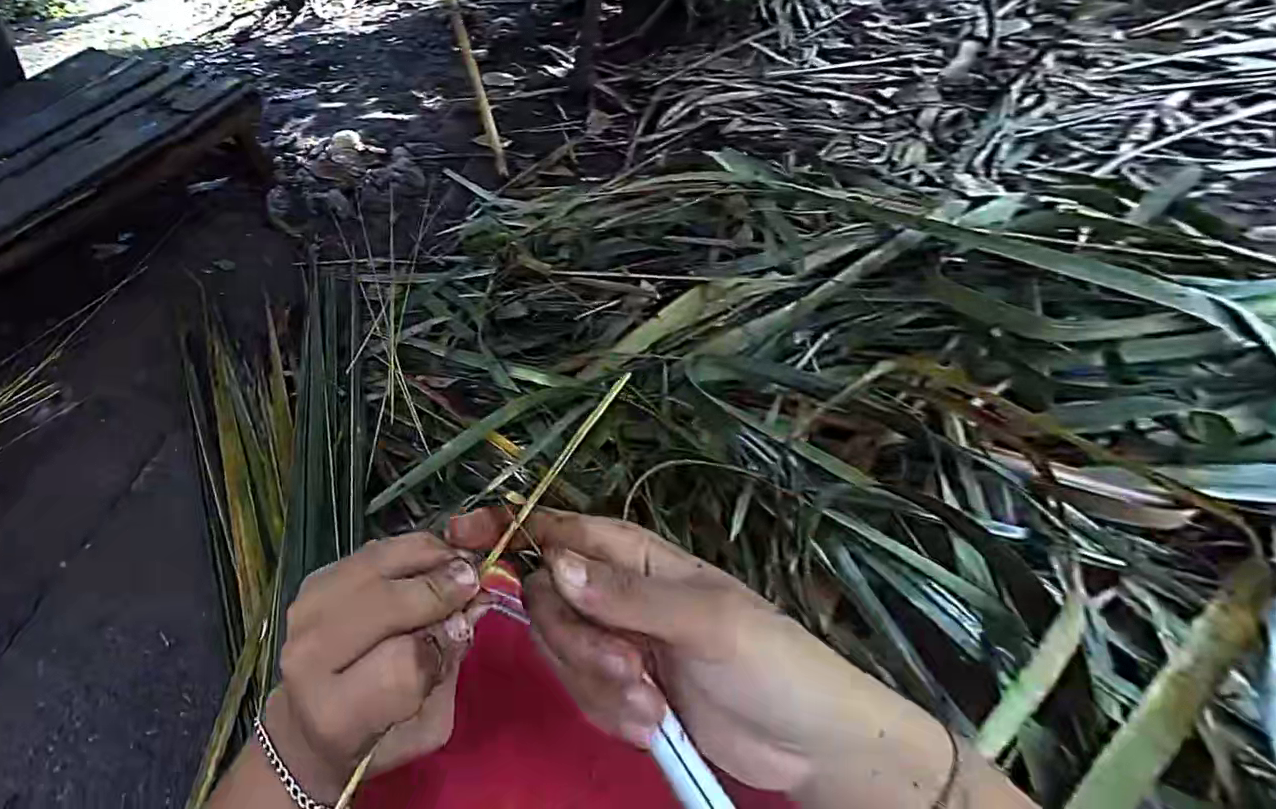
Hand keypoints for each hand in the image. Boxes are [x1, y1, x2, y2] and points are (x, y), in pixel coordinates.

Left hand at [264, 532, 481, 800]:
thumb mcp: (422, 728)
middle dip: (434, 587)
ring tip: (455, 560)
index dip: (439, 641)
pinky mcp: (311, 579)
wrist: (306, 722)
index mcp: (334, 713)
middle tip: (472, 577)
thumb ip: (443, 673)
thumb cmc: (373, 740)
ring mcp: (305, 608)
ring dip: (421, 555)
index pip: (399, 667)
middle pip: (382, 602)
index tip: (466, 622)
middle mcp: (309, 653)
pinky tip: (427, 557)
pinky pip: (364, 553)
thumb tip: (466, 613)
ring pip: (372, 564)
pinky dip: (401, 550)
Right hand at [447, 508, 968, 808]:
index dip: (502, 526)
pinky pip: (577, 690)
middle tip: (628, 671)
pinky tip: (654, 724)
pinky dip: (609, 711)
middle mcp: (605, 587)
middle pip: (543, 596)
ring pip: (556, 647)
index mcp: (624, 551)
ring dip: (598, 683)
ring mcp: (607, 637)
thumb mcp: (707, 620)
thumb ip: (625, 592)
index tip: (458, 535)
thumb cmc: (773, 661)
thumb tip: (551, 563)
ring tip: (652, 706)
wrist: (817, 749)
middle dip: (576, 640)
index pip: (549, 526)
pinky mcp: (613, 686)